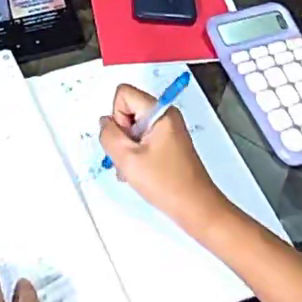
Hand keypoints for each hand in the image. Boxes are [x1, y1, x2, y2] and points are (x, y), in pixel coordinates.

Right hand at [98, 84, 234, 235]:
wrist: (196, 208)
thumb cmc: (166, 183)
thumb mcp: (127, 159)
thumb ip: (109, 135)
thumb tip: (105, 122)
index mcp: (160, 111)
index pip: (124, 94)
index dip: (118, 118)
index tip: (128, 142)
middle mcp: (166, 114)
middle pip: (129, 109)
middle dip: (122, 134)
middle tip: (130, 159)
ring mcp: (169, 128)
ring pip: (134, 126)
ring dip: (128, 147)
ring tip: (135, 170)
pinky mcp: (169, 141)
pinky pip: (144, 138)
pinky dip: (137, 153)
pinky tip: (141, 172)